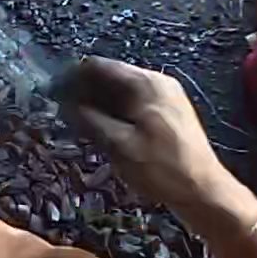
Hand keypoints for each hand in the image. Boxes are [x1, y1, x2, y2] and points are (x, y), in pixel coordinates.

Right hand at [54, 57, 241, 219]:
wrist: (204, 191)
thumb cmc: (161, 168)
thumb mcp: (118, 145)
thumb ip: (89, 119)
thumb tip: (66, 103)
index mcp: (145, 83)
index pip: (99, 66)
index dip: (72, 77)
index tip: (52, 93)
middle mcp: (158, 82)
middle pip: (112, 76)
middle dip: (85, 91)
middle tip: (62, 110)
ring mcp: (167, 97)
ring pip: (123, 91)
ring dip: (100, 102)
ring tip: (78, 122)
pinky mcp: (170, 113)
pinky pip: (135, 103)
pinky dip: (117, 111)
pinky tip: (103, 129)